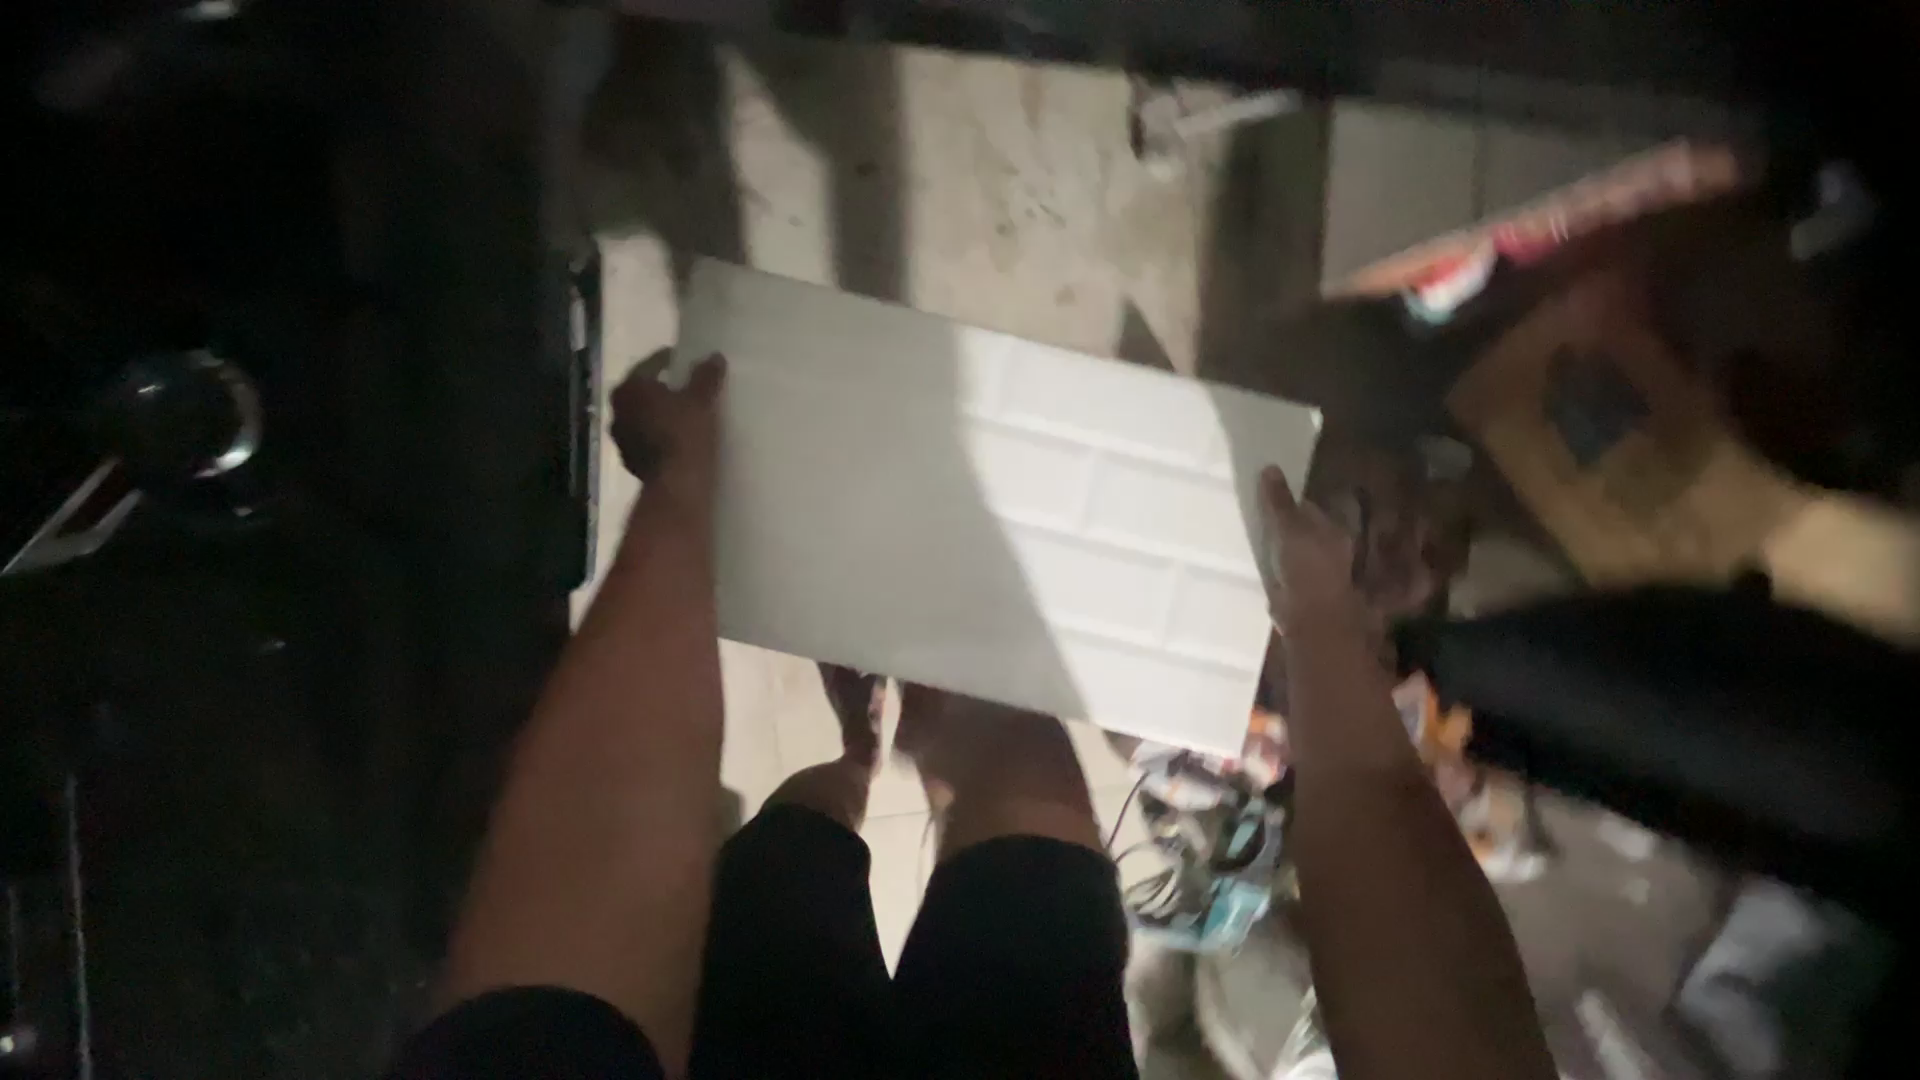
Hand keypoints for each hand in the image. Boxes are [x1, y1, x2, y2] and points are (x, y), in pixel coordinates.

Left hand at [611, 350, 725, 496]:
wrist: (677, 485)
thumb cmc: (685, 434)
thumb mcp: (702, 401)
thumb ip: (706, 376)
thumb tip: (714, 357)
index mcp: (630, 388)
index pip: (651, 365)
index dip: (671, 360)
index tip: (687, 362)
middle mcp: (617, 410)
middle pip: (643, 392)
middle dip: (662, 390)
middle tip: (686, 389)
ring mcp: (621, 438)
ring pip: (643, 418)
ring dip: (659, 415)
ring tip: (683, 416)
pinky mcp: (630, 461)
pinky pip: (647, 440)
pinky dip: (659, 437)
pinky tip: (677, 441)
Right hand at [1258, 465, 1364, 633]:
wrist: (1310, 617)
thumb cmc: (1306, 567)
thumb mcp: (1289, 528)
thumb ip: (1279, 501)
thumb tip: (1270, 467)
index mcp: (1331, 532)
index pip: (1309, 510)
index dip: (1289, 502)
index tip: (1266, 495)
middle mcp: (1328, 550)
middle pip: (1302, 531)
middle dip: (1283, 525)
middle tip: (1255, 515)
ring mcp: (1314, 573)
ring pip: (1292, 551)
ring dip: (1278, 547)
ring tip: (1253, 537)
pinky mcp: (1298, 592)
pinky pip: (1282, 571)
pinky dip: (1273, 566)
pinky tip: (1258, 563)